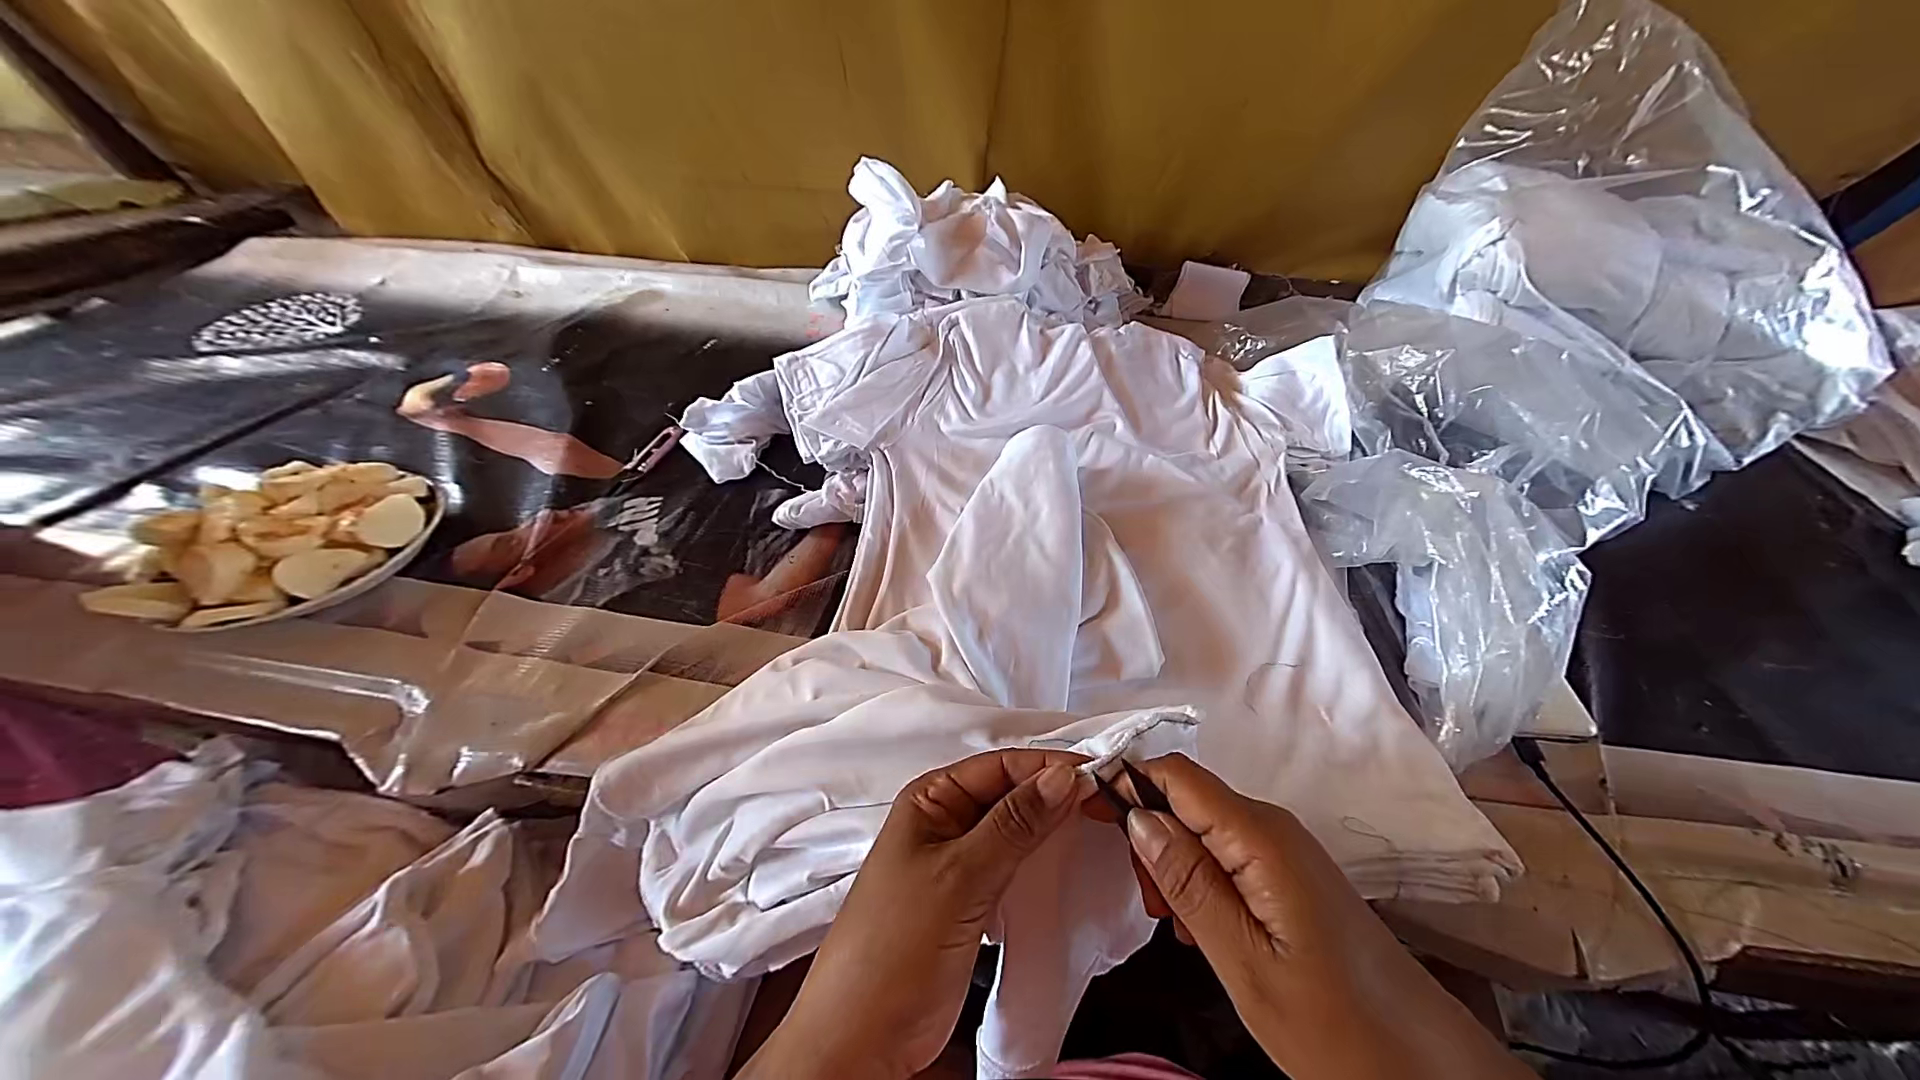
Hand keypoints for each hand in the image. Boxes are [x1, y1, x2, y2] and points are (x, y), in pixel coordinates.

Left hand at [740, 749, 1092, 1079]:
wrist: (863, 1039)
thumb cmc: (891, 949)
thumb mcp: (959, 877)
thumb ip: (1014, 825)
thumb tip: (1061, 778)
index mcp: (930, 798)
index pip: (1000, 765)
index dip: (1048, 766)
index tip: (1097, 775)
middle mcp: (945, 821)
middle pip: (1010, 793)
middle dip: (1055, 795)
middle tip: (1107, 802)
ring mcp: (959, 861)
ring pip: (1016, 829)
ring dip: (1053, 828)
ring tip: (1099, 827)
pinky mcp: (973, 899)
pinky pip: (1015, 865)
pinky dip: (1042, 861)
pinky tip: (1069, 864)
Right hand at [1119, 754, 1532, 1079]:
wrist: (1425, 1067)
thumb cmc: (1336, 1026)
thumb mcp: (1245, 963)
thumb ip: (1188, 882)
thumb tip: (1138, 815)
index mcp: (1259, 836)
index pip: (1176, 774)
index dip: (1127, 781)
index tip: (1089, 814)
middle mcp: (1270, 825)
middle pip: (1184, 797)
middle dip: (1151, 835)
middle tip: (1152, 904)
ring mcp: (1282, 847)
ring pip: (1200, 826)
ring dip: (1173, 863)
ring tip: (1179, 924)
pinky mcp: (1287, 870)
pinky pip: (1224, 851)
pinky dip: (1199, 878)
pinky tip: (1204, 928)